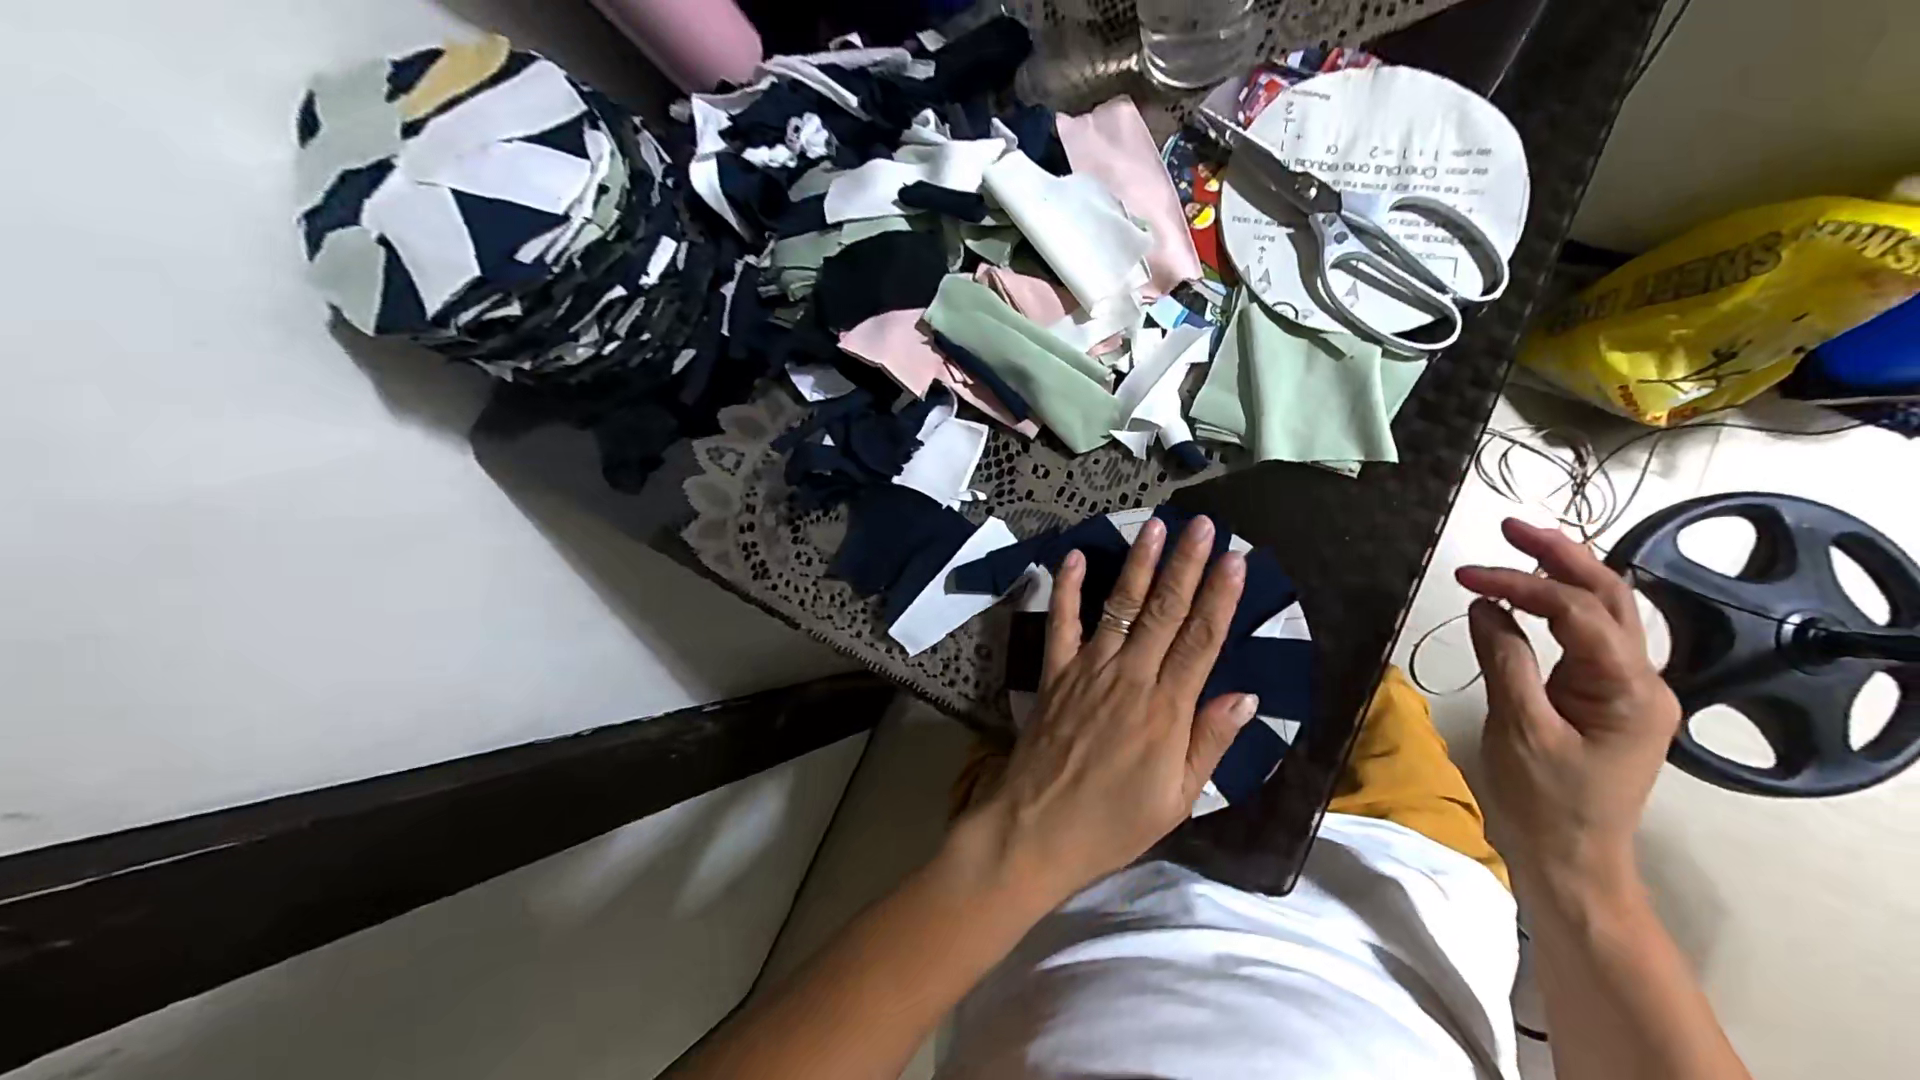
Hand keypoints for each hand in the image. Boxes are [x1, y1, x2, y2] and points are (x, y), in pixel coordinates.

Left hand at [954, 516, 1253, 906]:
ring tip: (1154, 526)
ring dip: (1138, 564)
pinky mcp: (1054, 673)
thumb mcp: (1177, 798)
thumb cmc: (1113, 823)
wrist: (1036, 830)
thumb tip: (1245, 695)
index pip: (1201, 640)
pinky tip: (1073, 557)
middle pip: (1164, 611)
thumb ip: (1209, 742)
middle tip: (1203, 525)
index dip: (1221, 597)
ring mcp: (1088, 670)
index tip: (1236, 559)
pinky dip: (1064, 589)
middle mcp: (1130, 677)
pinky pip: (1061, 623)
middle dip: (1186, 565)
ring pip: (1119, 607)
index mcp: (1167, 709)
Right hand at [1456, 518, 1680, 893]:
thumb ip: (1505, 661)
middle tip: (1510, 527)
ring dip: (1564, 574)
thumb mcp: (1520, 728)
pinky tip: (1526, 594)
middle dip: (1562, 557)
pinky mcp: (1603, 694)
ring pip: (1604, 612)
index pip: (1576, 614)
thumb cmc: (1547, 798)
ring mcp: (1626, 686)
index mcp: (1629, 690)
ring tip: (1519, 545)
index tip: (1464, 575)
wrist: (1572, 855)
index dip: (1521, 585)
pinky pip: (1585, 637)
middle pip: (1609, 598)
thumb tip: (1485, 605)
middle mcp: (1641, 680)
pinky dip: (1556, 606)